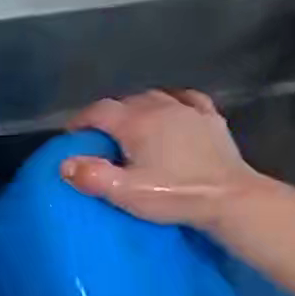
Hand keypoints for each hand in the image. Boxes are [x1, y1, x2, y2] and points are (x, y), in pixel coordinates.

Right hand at [61, 89, 272, 228]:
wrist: (229, 198)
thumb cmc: (174, 195)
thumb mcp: (126, 193)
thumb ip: (93, 177)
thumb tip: (65, 164)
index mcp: (138, 122)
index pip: (100, 110)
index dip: (81, 120)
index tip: (70, 136)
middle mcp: (162, 107)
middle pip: (127, 101)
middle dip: (108, 116)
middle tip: (97, 138)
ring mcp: (190, 111)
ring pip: (155, 97)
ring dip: (136, 108)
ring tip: (129, 126)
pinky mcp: (210, 120)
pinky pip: (186, 99)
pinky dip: (172, 101)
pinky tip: (171, 109)